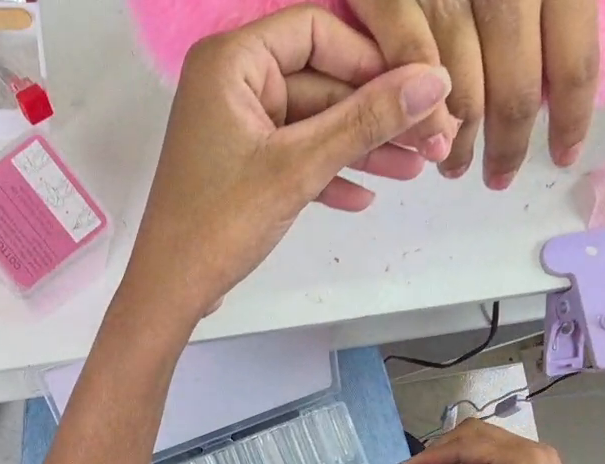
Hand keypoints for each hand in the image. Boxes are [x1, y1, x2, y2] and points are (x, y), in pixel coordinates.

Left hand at [124, 7, 451, 317]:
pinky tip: (365, 197)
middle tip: (432, 137)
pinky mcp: (242, 166)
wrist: (171, 290)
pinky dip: (328, 174)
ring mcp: (237, 127)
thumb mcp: (298, 168)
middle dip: (377, 114)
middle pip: (322, 81)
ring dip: (362, 148)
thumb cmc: (219, 224)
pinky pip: (295, 156)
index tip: (418, 89)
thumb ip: (365, 121)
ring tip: (415, 170)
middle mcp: (232, 84)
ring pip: (313, 124)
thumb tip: (433, 82)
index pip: (317, 32)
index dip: (372, 59)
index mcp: (232, 63)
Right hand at [347, 0, 599, 187]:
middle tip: (498, 176)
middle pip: (516, 88)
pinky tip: (419, 135)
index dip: (571, 119)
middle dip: (507, 145)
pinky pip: (407, 58)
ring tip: (453, 164)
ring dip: (457, 141)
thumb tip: (570, 62)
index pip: (574, 61)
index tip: (563, 157)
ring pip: (459, 88)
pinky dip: (412, 105)